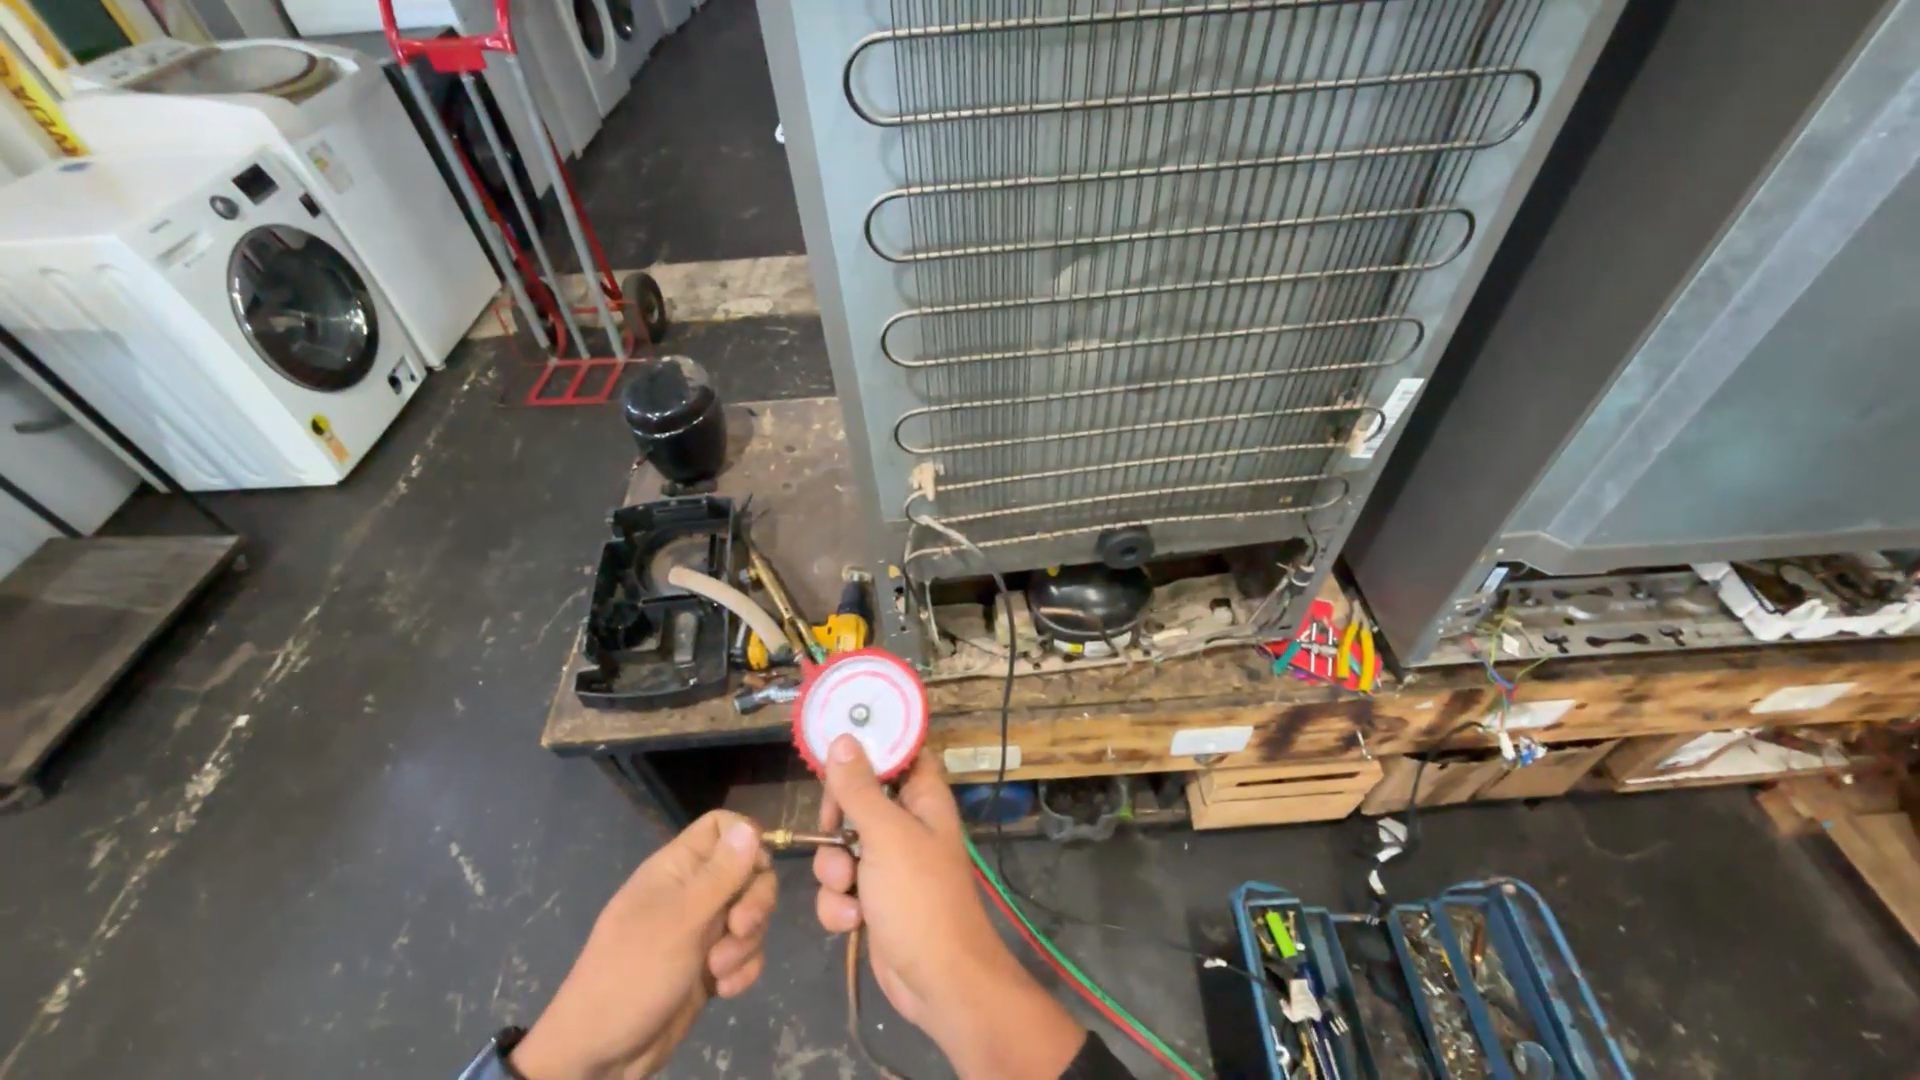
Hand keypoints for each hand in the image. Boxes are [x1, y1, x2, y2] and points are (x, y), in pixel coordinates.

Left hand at [511, 811, 775, 1078]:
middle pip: (749, 871)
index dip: (746, 839)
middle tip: (739, 927)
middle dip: (755, 902)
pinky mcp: (711, 966)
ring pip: (752, 914)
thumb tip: (751, 827)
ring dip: (746, 943)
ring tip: (718, 969)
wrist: (599, 1056)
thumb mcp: (680, 920)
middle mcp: (693, 892)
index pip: (722, 826)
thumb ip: (720, 874)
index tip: (754, 869)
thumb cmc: (633, 974)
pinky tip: (723, 990)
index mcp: (678, 868)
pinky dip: (743, 969)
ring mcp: (703, 930)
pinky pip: (746, 952)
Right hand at [813, 736, 1083, 1078]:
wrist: (938, 982)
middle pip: (858, 798)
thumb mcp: (886, 836)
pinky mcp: (873, 901)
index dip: (870, 748)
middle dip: (837, 821)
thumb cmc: (920, 898)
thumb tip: (843, 738)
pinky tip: (853, 922)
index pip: (900, 753)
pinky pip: (840, 888)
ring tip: (849, 890)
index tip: (836, 750)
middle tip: (833, 831)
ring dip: (834, 871)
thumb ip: (860, 789)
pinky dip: (839, 905)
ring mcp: (889, 865)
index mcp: (924, 799)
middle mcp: (907, 825)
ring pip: (841, 848)